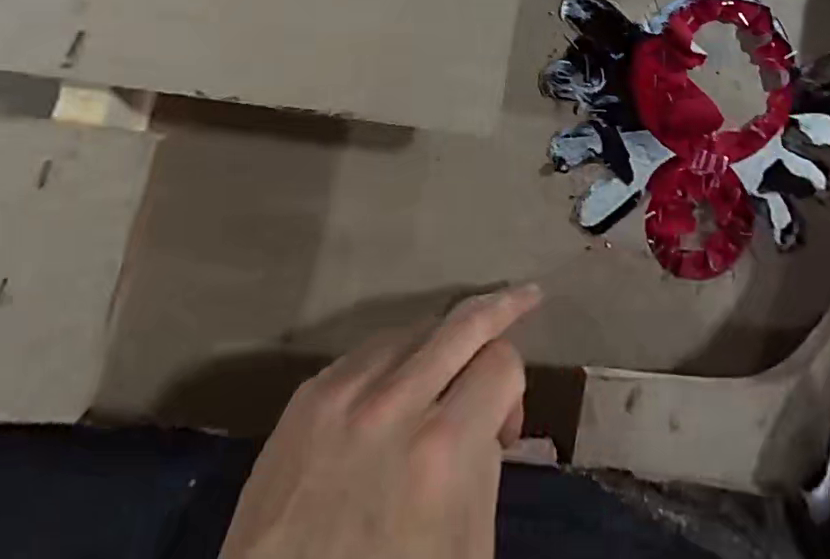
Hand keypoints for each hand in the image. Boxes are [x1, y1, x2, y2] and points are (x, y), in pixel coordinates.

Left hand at [218, 284, 542, 558]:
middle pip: (462, 323)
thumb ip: (486, 461)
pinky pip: (367, 351)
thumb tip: (488, 407)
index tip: (506, 425)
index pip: (502, 362)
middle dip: (501, 306)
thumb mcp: (468, 546)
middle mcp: (392, 405)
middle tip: (524, 295)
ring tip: (451, 368)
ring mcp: (341, 395)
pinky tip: (399, 381)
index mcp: (442, 450)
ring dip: (441, 342)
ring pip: (413, 329)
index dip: (515, 388)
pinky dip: (395, 359)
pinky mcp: (304, 398)